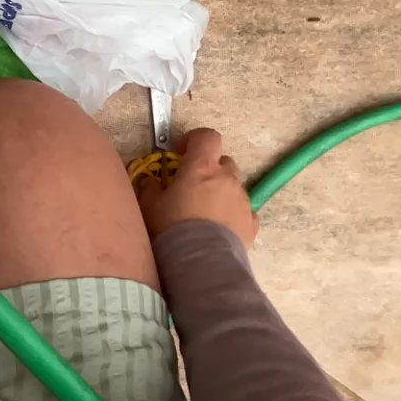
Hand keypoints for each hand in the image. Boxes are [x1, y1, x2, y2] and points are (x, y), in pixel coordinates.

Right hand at [135, 127, 258, 248]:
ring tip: (204, 213)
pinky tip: (218, 229)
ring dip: (220, 192)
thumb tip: (152, 180)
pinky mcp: (251, 223)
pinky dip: (232, 214)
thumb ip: (150, 187)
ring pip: (234, 186)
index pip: (206, 137)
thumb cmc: (171, 228)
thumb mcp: (149, 206)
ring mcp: (242, 200)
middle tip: (192, 186)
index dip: (195, 140)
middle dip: (209, 169)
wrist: (199, 262)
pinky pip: (243, 211)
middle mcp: (227, 179)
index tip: (181, 152)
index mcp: (201, 168)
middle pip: (223, 162)